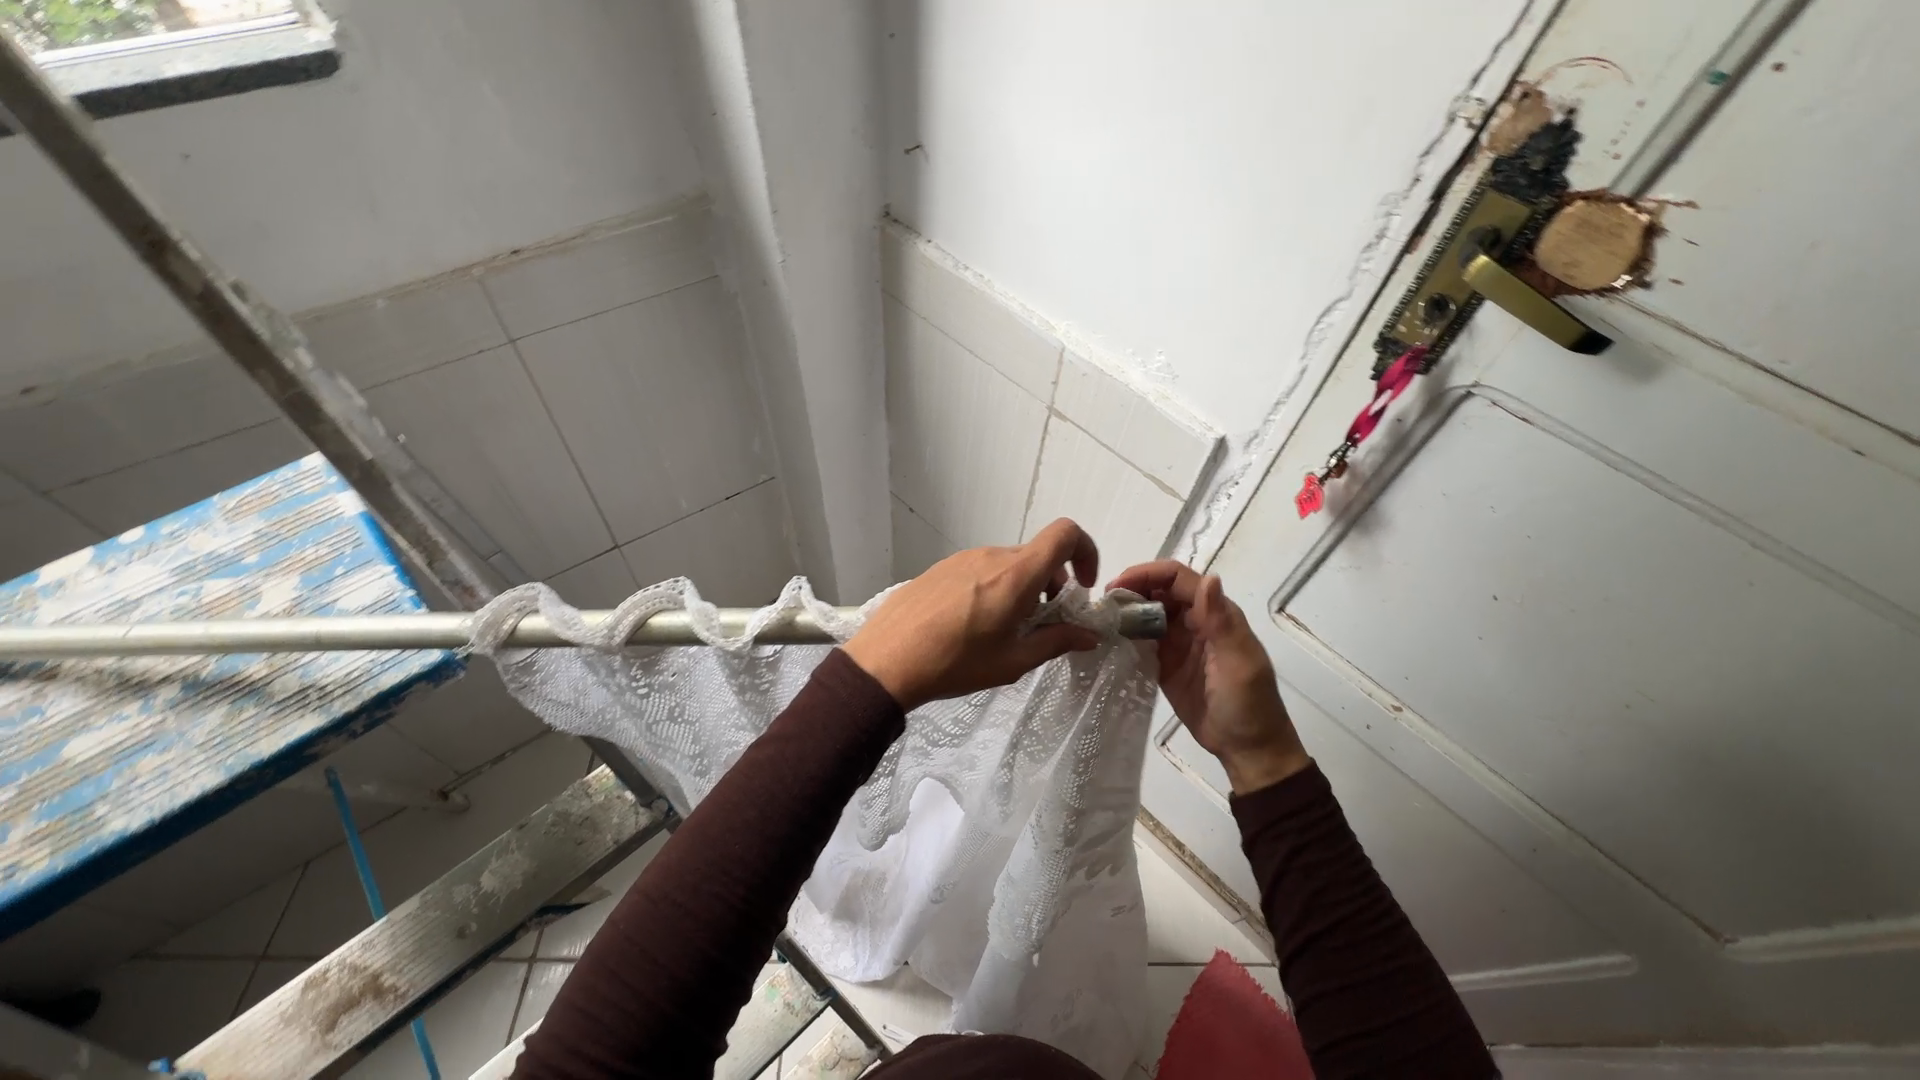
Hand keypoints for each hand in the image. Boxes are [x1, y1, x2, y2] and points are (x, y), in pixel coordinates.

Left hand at [843, 519, 1104, 710]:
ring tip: (1004, 630)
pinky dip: (994, 588)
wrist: (885, 661)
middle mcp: (991, 556)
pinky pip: (980, 569)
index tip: (1080, 589)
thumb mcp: (1012, 661)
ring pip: (1008, 564)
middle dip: (1052, 585)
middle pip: (1036, 556)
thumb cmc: (955, 664)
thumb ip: (1055, 642)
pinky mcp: (940, 568)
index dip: (1085, 552)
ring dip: (1021, 589)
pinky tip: (972, 624)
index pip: (1065, 534)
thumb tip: (1088, 636)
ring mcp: (962, 559)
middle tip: (1042, 624)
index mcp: (1015, 575)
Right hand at [1109, 560, 1310, 794]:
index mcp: (1217, 614)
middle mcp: (1197, 621)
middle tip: (1102, 604)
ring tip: (1099, 619)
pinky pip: (1143, 641)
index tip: (1118, 585)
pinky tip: (1108, 639)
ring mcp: (1180, 643)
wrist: (1247, 748)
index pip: (1178, 579)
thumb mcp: (1238, 663)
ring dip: (1126, 612)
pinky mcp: (1166, 664)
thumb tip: (1210, 578)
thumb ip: (1221, 622)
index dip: (1148, 574)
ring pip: (1149, 614)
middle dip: (1131, 590)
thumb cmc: (1249, 704)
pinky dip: (1127, 636)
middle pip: (1159, 592)